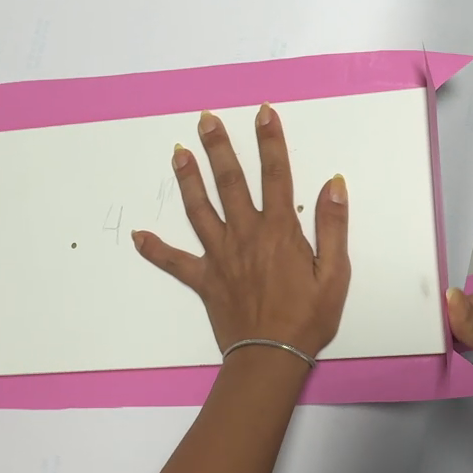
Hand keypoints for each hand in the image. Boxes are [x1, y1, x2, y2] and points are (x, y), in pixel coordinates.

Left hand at [134, 105, 350, 357]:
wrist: (271, 358)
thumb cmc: (308, 316)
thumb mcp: (335, 272)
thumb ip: (332, 225)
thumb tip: (332, 183)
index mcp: (279, 229)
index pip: (275, 174)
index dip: (270, 141)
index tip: (263, 113)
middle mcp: (245, 234)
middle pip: (229, 182)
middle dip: (219, 147)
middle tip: (206, 120)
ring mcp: (220, 256)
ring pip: (199, 210)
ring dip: (188, 179)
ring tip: (178, 153)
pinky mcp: (203, 279)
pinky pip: (174, 262)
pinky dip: (154, 249)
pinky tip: (137, 235)